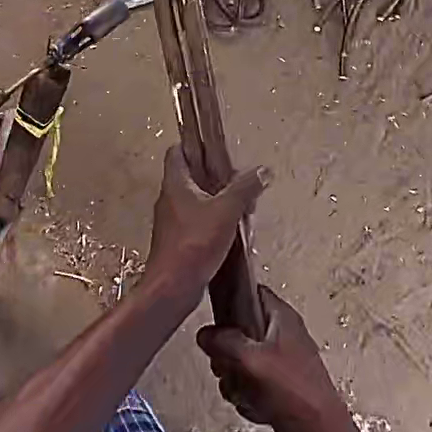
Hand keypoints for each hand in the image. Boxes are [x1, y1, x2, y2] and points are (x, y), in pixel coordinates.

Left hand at [146, 145, 265, 291]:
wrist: (173, 286)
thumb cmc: (194, 244)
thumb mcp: (226, 211)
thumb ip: (244, 189)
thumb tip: (262, 171)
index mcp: (175, 183)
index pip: (177, 151)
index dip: (195, 145)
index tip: (217, 150)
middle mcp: (169, 197)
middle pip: (190, 175)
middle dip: (215, 177)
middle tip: (238, 183)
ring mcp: (171, 219)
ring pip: (195, 199)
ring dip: (216, 201)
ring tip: (240, 209)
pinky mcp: (177, 239)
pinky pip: (196, 220)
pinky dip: (213, 220)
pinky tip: (230, 231)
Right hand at [196, 286, 347, 431]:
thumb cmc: (289, 389)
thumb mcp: (249, 358)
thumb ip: (221, 341)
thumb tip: (204, 335)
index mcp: (281, 316)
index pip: (250, 290)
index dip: (230, 299)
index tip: (216, 318)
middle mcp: (282, 334)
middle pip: (240, 328)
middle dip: (227, 349)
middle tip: (226, 364)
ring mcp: (282, 361)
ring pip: (242, 357)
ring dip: (234, 375)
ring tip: (239, 389)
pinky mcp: (281, 386)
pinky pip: (251, 381)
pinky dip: (246, 393)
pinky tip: (251, 405)